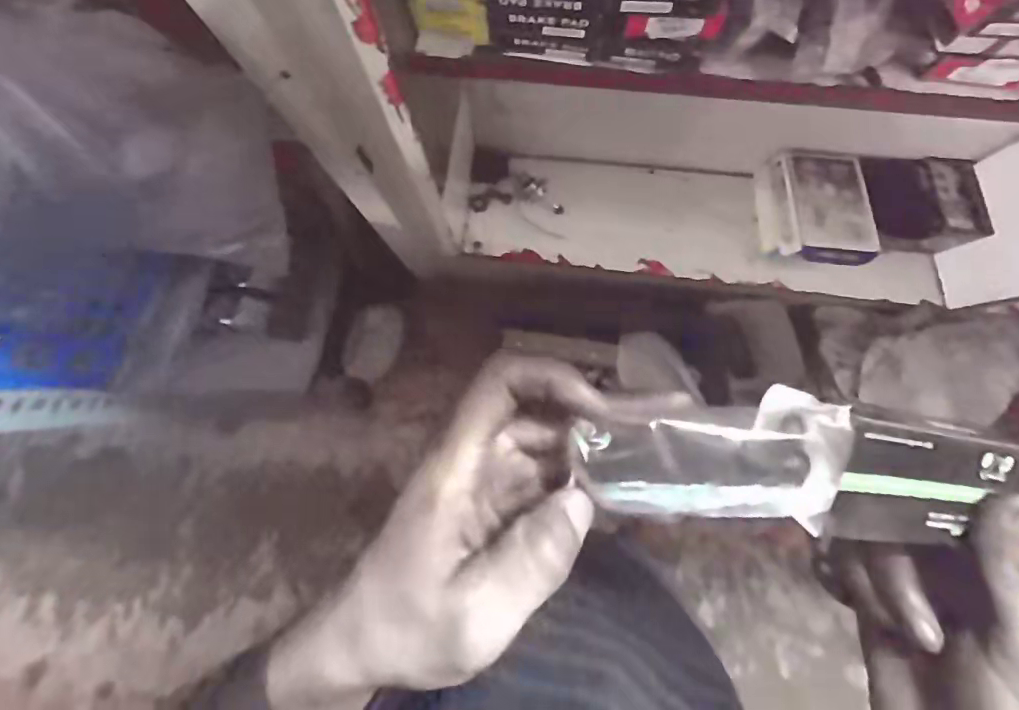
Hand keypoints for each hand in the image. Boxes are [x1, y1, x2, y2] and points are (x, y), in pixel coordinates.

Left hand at [264, 355, 650, 708]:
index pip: (499, 382)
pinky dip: (581, 478)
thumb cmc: (408, 624)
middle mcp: (475, 455)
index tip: (598, 407)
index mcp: (457, 461)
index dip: (550, 376)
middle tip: (652, 428)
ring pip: (545, 439)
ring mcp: (486, 476)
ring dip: (592, 446)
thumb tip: (585, 499)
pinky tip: (619, 496)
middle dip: (590, 411)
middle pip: (534, 406)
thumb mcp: (472, 614)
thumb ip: (530, 561)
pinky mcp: (497, 501)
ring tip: (648, 460)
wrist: (365, 641)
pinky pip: (545, 475)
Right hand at [836, 495, 1018, 709]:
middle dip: (894, 567)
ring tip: (902, 640)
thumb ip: (1010, 570)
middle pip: (894, 515)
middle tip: (916, 627)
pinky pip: (839, 562)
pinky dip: (838, 576)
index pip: (952, 501)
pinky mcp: (868, 600)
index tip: (898, 493)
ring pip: (863, 538)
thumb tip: (1015, 494)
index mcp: (993, 565)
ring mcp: (904, 581)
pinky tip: (850, 602)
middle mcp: (946, 562)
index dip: (923, 490)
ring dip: (873, 587)